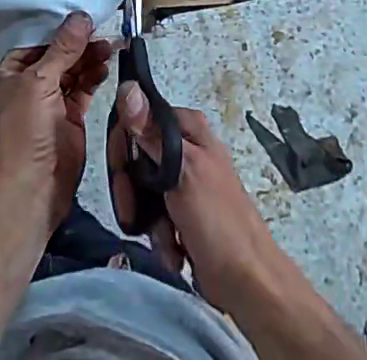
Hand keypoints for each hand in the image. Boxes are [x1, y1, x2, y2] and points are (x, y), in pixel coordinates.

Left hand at [0, 11, 114, 232]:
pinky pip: (84, 88)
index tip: (86, 16)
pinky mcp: (71, 117)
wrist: (30, 190)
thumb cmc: (24, 132)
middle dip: (80, 44)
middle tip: (104, 32)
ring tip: (110, 47)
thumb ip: (62, 50)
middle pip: (59, 55)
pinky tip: (107, 66)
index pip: (38, 41)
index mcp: (11, 73)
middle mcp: (30, 85)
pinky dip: (95, 76)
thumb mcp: (39, 83)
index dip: (61, 29)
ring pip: (74, 70)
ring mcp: (51, 102)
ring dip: (90, 58)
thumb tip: (81, 17)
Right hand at [108, 82, 282, 305]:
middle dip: (134, 192)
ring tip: (164, 237)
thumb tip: (128, 87)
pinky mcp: (182, 209)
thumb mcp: (181, 169)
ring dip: (147, 218)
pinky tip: (173, 249)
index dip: (123, 148)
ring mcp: (184, 179)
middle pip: (136, 157)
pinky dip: (159, 233)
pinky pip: (154, 214)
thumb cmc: (216, 219)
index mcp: (189, 128)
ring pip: (142, 189)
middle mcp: (186, 147)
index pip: (138, 120)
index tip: (121, 176)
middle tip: (133, 215)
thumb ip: (151, 133)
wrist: (244, 278)